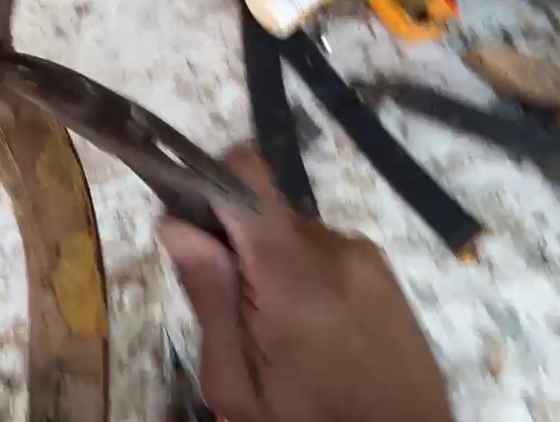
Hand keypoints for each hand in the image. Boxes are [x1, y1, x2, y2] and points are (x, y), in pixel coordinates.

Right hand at [159, 146, 452, 421]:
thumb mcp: (238, 387)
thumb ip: (209, 300)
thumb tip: (175, 225)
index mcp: (291, 274)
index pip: (244, 173)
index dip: (209, 181)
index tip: (194, 226)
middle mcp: (333, 248)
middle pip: (259, 209)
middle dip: (237, 244)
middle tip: (237, 308)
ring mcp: (365, 256)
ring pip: (289, 231)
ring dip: (273, 263)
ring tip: (284, 328)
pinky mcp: (384, 270)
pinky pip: (322, 248)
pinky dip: (306, 274)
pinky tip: (317, 328)